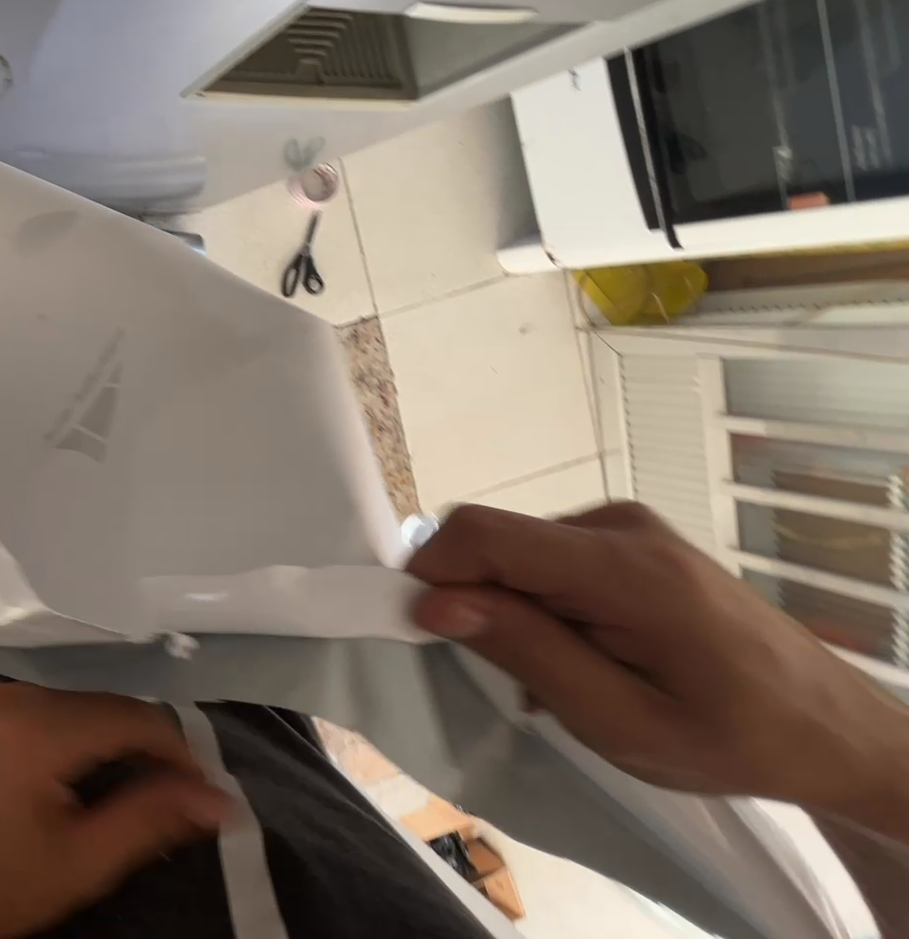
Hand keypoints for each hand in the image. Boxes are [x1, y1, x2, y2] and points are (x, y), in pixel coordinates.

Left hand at [0, 683, 230, 938]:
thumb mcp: (80, 863)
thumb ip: (151, 819)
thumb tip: (220, 799)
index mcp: (33, 732)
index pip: (130, 717)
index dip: (177, 748)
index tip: (203, 787)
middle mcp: (9, 696)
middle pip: (103, 703)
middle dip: (145, 742)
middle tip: (175, 790)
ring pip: (75, 699)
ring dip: (110, 733)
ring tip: (134, 781)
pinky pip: (44, 701)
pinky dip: (74, 725)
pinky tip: (83, 763)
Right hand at [407, 502, 908, 829]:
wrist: (841, 733)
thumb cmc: (735, 740)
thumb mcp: (618, 719)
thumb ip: (525, 651)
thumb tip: (432, 602)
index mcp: (625, 569)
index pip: (482, 533)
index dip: (432, 571)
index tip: (426, 629)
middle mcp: (620, 527)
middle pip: (493, 537)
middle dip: (472, 597)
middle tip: (508, 666)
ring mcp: (627, 526)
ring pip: (512, 547)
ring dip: (505, 603)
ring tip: (556, 667)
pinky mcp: (629, 536)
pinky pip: (541, 553)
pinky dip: (533, 597)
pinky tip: (577, 644)